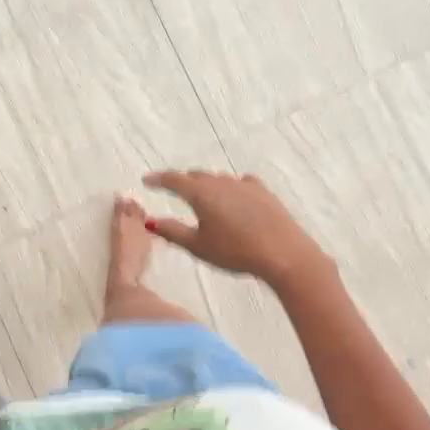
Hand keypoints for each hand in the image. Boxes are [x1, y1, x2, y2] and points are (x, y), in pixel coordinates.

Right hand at [143, 169, 330, 288]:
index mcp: (201, 194)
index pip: (174, 180)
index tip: (146, 180)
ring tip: (202, 196)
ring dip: (206, 184)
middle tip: (173, 189)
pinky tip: (234, 196)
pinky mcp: (263, 192)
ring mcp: (244, 185)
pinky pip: (240, 183)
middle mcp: (221, 182)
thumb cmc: (235, 252)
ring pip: (218, 178)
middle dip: (182, 181)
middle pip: (196, 176)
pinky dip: (230, 187)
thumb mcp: (198, 246)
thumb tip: (150, 221)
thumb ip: (172, 232)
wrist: (283, 254)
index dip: (158, 179)